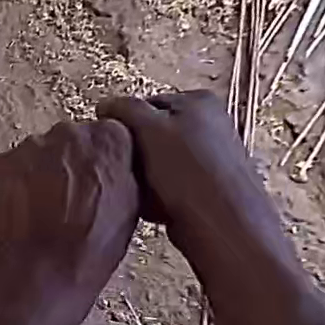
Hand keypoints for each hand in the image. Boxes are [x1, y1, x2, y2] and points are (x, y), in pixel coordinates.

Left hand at [0, 119, 138, 301]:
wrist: (46, 264)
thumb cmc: (92, 242)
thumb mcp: (131, 201)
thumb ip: (122, 168)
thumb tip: (115, 161)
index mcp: (109, 139)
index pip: (108, 132)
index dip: (102, 157)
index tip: (97, 174)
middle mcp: (69, 134)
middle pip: (71, 138)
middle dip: (71, 160)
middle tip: (71, 192)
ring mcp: (33, 146)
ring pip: (41, 151)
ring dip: (43, 169)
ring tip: (47, 204)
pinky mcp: (4, 161)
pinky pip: (15, 164)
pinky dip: (19, 179)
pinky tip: (27, 204)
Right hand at [98, 91, 292, 277]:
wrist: (219, 223)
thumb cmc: (188, 172)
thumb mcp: (149, 129)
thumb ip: (124, 109)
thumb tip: (105, 105)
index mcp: (198, 101)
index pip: (141, 105)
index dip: (121, 124)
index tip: (112, 143)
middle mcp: (208, 123)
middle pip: (147, 133)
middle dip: (131, 150)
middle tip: (125, 166)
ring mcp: (206, 155)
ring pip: (152, 160)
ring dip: (139, 173)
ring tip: (138, 187)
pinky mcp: (202, 183)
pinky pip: (163, 181)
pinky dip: (152, 190)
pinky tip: (152, 201)